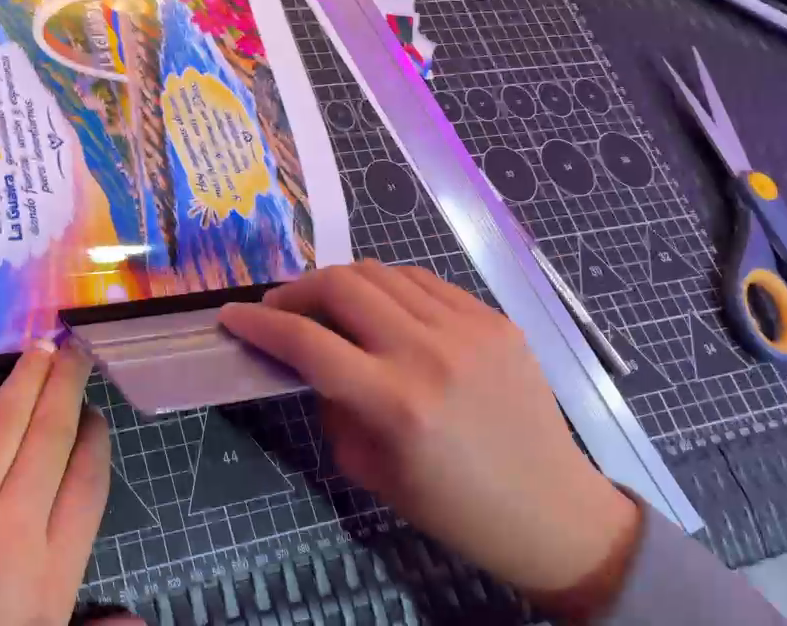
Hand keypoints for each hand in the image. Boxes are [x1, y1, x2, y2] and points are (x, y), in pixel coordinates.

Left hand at [0, 340, 110, 625]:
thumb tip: (140, 620)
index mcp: (50, 575)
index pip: (87, 488)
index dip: (96, 443)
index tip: (98, 414)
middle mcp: (13, 527)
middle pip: (51, 438)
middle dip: (68, 388)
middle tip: (77, 351)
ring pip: (5, 421)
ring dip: (28, 376)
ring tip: (43, 346)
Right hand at [219, 261, 642, 616]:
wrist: (556, 514)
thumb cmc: (452, 507)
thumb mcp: (367, 467)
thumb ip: (329, 402)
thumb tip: (304, 358)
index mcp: (396, 404)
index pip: (305, 341)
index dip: (257, 323)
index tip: (231, 315)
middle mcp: (430, 355)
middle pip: (338, 286)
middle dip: (294, 290)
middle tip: (279, 309)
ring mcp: (468, 330)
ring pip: (377, 272)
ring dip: (337, 283)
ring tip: (326, 306)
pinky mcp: (493, 320)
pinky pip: (419, 280)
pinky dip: (384, 286)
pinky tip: (378, 308)